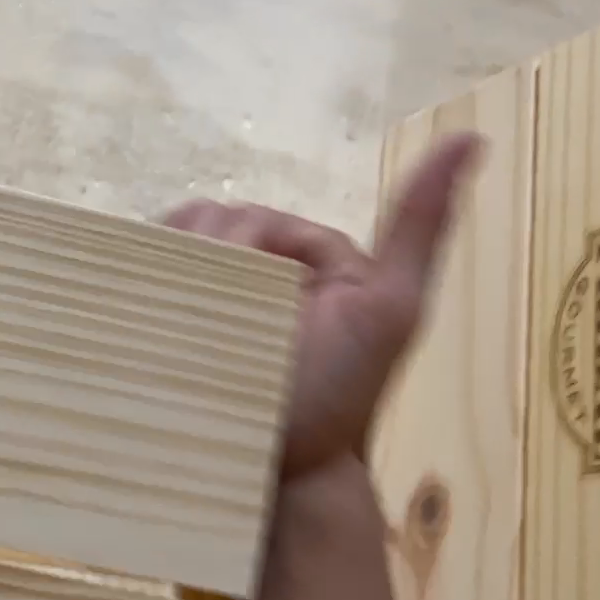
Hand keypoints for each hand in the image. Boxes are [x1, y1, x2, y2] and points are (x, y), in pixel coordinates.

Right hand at [164, 134, 481, 478]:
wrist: (283, 464)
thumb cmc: (337, 389)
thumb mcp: (388, 304)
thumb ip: (417, 227)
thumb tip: (470, 134)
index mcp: (302, 260)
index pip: (249, 218)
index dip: (232, 232)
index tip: (226, 264)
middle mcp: (251, 275)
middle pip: (202, 228)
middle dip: (196, 246)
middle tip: (198, 290)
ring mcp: (206, 304)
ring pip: (168, 254)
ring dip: (163, 263)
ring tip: (161, 294)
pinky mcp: (167, 333)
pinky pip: (146, 289)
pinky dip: (135, 281)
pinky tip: (129, 294)